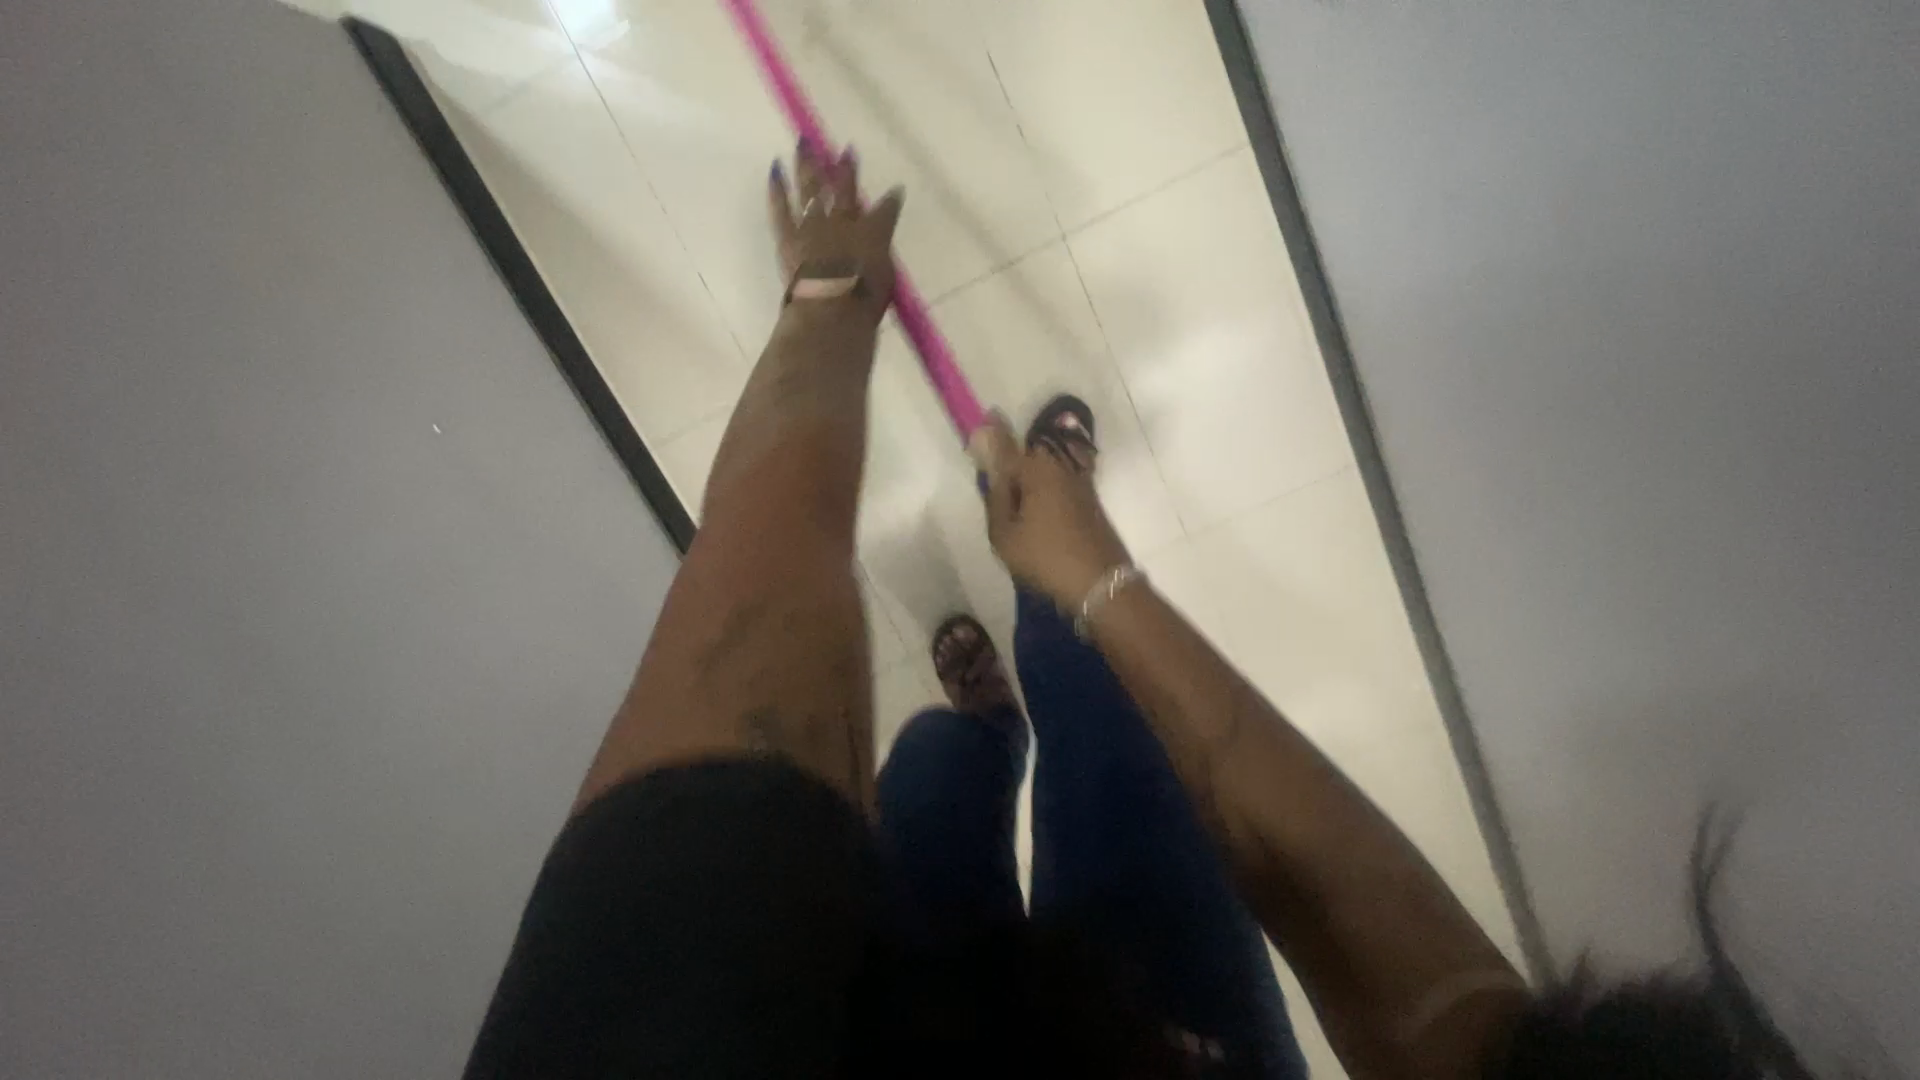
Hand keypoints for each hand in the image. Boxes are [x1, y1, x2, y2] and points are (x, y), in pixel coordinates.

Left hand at [767, 140, 904, 322]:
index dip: (891, 200)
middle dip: (847, 168)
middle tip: (847, 149)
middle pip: (846, 189)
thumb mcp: (886, 280)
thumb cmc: (864, 303)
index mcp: (874, 234)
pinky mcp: (789, 236)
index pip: (885, 210)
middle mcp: (844, 221)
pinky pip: (781, 207)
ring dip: (809, 164)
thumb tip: (880, 248)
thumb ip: (882, 257)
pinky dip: (777, 187)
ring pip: (812, 188)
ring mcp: (814, 225)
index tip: (895, 189)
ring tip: (804, 143)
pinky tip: (774, 168)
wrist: (829, 310)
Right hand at [968, 413, 1132, 608]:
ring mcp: (1078, 483)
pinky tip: (1038, 522)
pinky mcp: (1089, 501)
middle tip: (999, 502)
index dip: (992, 434)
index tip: (985, 422)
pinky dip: (1044, 498)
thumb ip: (995, 495)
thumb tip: (990, 463)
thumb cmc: (1045, 558)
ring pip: (1043, 474)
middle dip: (1011, 466)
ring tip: (1018, 520)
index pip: (1006, 444)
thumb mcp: (1005, 533)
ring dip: (1028, 486)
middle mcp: (1059, 467)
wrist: (1100, 583)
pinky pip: (1057, 488)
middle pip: (1027, 458)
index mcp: (1035, 470)